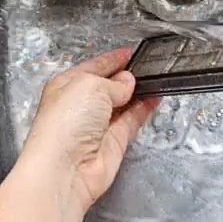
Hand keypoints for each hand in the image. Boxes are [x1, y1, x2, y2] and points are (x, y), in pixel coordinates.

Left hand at [19, 47, 157, 208]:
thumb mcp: (90, 86)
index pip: (94, 67)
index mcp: (67, 85)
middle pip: (108, 86)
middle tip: (149, 65)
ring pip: (123, 103)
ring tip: (157, 79)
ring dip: (138, 92)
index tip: (131, 52)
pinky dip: (144, 109)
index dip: (112, 59)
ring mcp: (98, 125)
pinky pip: (132, 120)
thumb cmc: (66, 122)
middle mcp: (81, 105)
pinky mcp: (114, 142)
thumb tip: (128, 83)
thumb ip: (114, 82)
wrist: (65, 169)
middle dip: (127, 76)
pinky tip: (155, 97)